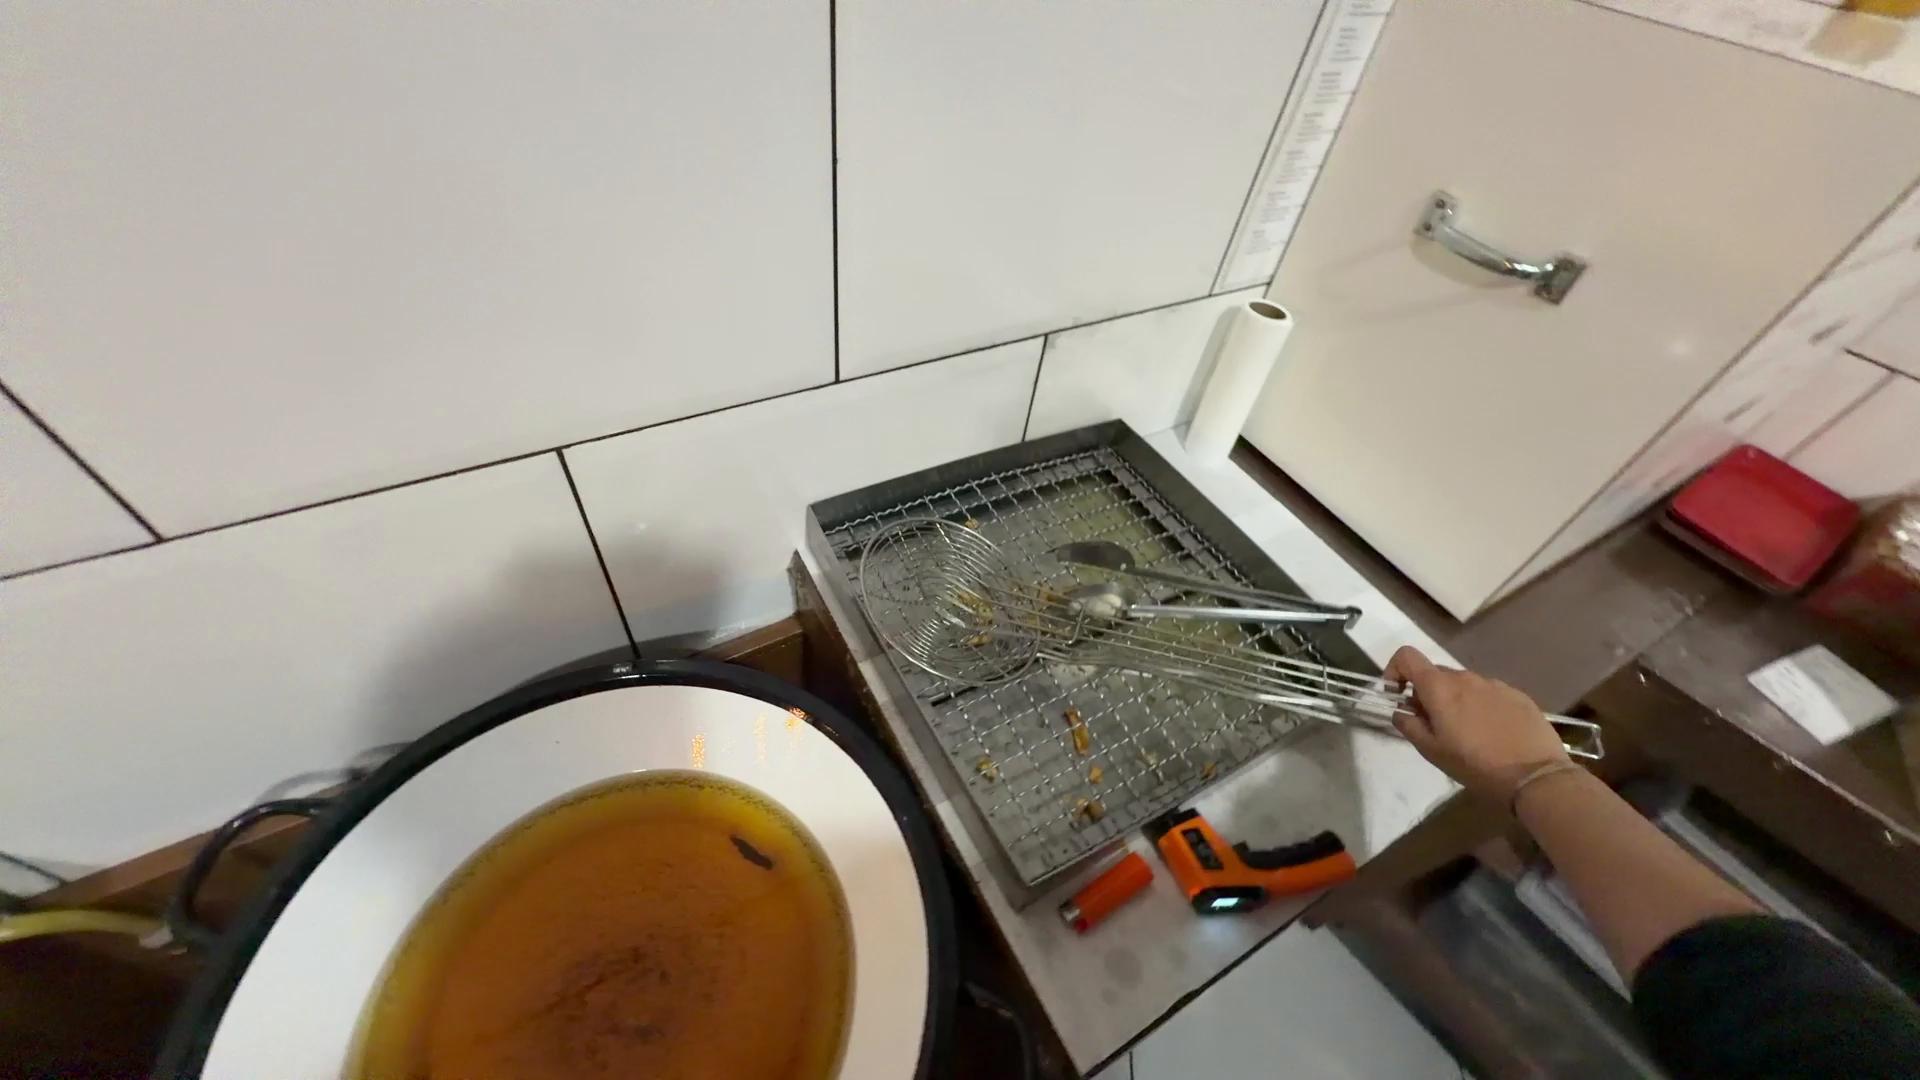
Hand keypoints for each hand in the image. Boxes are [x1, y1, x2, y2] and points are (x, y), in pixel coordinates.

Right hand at [1383, 645, 1569, 801]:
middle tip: (1433, 722)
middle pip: (1436, 673)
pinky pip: (1489, 694)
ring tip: (1467, 730)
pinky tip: (1493, 732)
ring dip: (1456, 700)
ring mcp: (1495, 685)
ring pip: (1464, 685)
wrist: (1537, 777)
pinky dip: (1482, 706)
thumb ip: (1409, 725)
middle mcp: (1466, 678)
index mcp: (1440, 688)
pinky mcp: (1519, 696)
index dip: (1395, 669)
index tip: (1398, 695)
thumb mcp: (1431, 751)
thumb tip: (1402, 712)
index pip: (1407, 656)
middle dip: (1427, 693)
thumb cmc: (1475, 764)